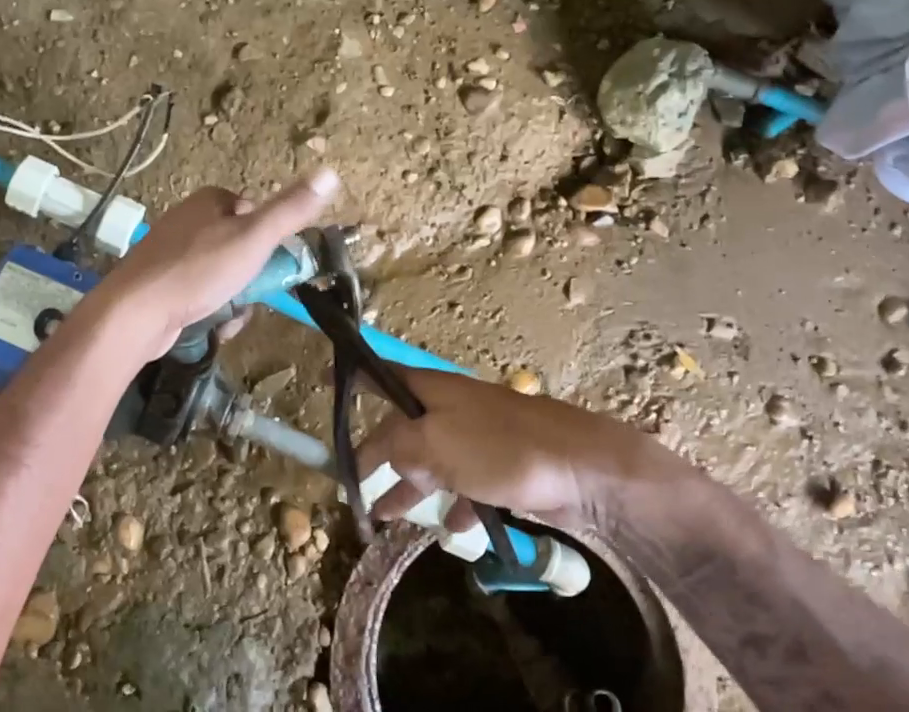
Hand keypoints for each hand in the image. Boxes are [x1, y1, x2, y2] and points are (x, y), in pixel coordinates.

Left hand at [80, 167, 339, 363]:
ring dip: (234, 301)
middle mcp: (189, 220)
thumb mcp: (253, 238)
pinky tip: (208, 326)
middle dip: (250, 279)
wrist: (135, 312)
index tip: (270, 266)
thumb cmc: (198, 270)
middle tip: (247, 297)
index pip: (255, 214)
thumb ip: (290, 210)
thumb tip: (331, 173)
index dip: (268, 243)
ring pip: (224, 277)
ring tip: (225, 316)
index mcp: (209, 200)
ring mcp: (172, 254)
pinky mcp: (162, 284)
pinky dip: (211, 312)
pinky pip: (201, 295)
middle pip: (241, 249)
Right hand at [357, 369, 682, 534]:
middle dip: (378, 455)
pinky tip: (451, 530)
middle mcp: (452, 407)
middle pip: (404, 427)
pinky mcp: (506, 467)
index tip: (324, 381)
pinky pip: (468, 485)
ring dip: (411, 488)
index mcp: (432, 390)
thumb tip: (388, 455)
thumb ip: (398, 446)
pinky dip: (455, 505)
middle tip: (353, 485)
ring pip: (434, 461)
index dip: (353, 379)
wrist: (584, 469)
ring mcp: (481, 438)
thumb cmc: (502, 449)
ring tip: (385, 516)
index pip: (381, 377)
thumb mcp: (434, 443)